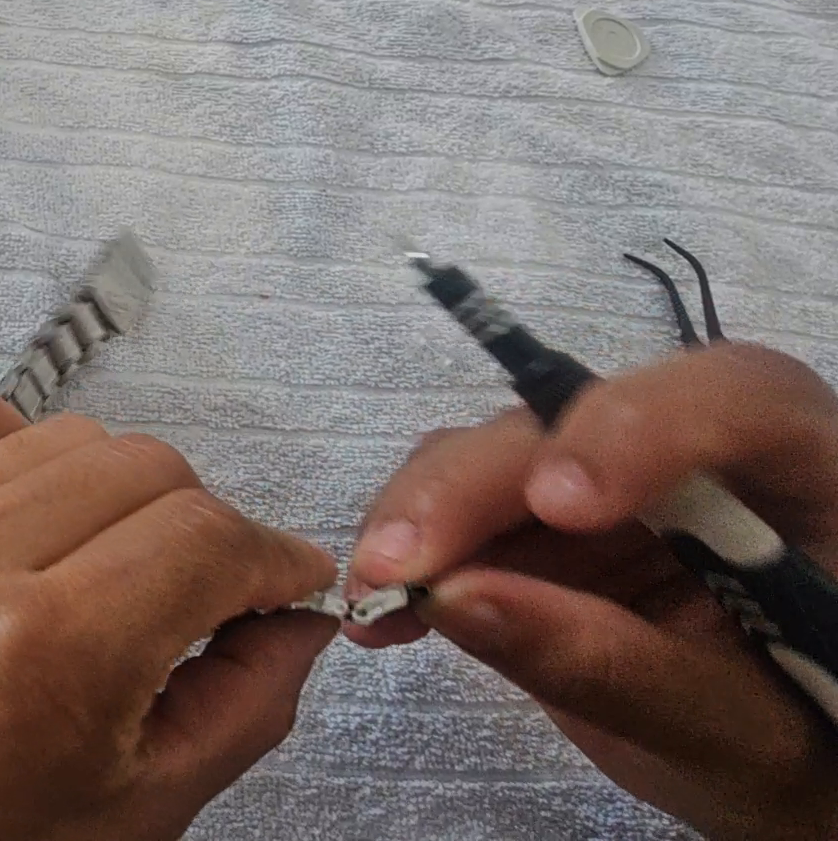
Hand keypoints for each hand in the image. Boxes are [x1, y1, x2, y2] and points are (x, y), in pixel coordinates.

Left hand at [0, 373, 336, 840]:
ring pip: (76, 433)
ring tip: (105, 553)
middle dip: (201, 525)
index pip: (207, 537)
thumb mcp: (144, 802)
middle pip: (149, 467)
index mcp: (54, 647)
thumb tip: (297, 609)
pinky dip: (15, 433)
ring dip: (117, 488)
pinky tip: (26, 499)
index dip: (271, 556)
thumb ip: (247, 698)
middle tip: (194, 582)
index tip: (284, 578)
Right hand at [345, 343, 837, 839]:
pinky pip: (444, 502)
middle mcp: (677, 451)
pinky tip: (376, 606)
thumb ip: (618, 667)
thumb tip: (448, 598)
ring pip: (478, 455)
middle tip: (390, 567)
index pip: (721, 400)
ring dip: (413, 520)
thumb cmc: (811, 751)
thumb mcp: (743, 737)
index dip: (631, 431)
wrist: (781, 766)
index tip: (556, 508)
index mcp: (801, 478)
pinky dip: (402, 552)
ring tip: (371, 597)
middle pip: (551, 425)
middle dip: (461, 492)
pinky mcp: (519, 506)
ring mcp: (585, 472)